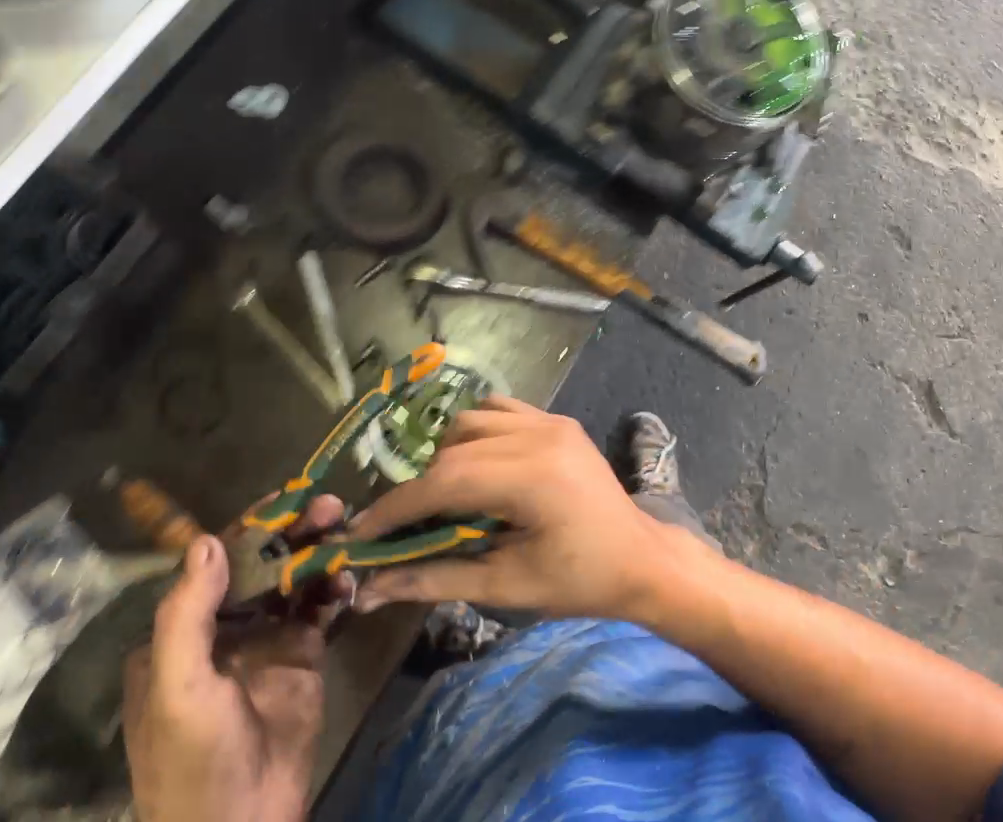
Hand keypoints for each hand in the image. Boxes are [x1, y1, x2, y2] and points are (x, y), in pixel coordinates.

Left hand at [123, 496, 350, 821]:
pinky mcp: (303, 656)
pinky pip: (319, 610)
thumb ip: (187, 614)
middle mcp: (224, 628)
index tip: (288, 496)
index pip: (217, 563)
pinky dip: (335, 588)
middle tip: (332, 505)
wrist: (242, 820)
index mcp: (182, 633)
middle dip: (293, 532)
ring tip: (348, 528)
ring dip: (318, 553)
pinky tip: (350, 578)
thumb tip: (209, 540)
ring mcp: (267, 641)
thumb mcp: (179, 686)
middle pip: (261, 565)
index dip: (251, 527)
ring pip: (294, 581)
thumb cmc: (194, 756)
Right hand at [347, 396, 691, 619]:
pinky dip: (476, 434)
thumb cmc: (580, 582)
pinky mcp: (558, 421)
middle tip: (396, 527)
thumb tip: (369, 589)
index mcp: (534, 477)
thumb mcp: (506, 586)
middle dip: (417, 489)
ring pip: (471, 423)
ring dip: (445, 458)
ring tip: (442, 502)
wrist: (641, 559)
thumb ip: (435, 579)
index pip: (444, 482)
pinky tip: (474, 468)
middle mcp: (541, 436)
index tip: (361, 535)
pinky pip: (501, 412)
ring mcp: (552, 422)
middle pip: (453, 451)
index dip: (396, 508)